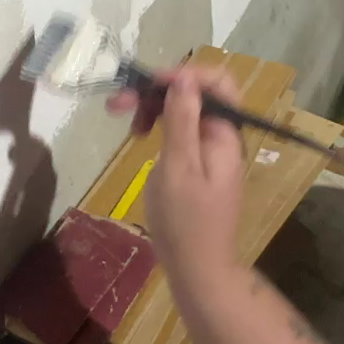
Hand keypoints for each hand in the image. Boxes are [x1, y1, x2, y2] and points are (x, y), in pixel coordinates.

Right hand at [108, 66, 245, 286]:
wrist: (196, 269)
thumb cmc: (186, 221)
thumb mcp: (179, 167)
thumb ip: (182, 120)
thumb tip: (184, 78)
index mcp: (224, 134)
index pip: (216, 83)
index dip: (182, 74)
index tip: (148, 83)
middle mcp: (220, 136)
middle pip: (194, 94)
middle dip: (157, 91)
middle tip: (119, 103)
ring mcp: (207, 149)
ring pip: (182, 110)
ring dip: (153, 107)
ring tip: (126, 122)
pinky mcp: (194, 162)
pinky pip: (178, 130)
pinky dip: (157, 126)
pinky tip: (139, 136)